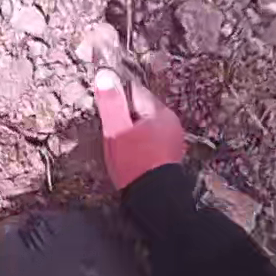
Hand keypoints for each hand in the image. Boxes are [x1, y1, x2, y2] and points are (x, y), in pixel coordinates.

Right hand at [93, 68, 185, 188]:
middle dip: (124, 115)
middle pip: (141, 109)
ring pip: (145, 125)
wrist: (155, 199)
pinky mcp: (169, 156)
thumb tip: (105, 76)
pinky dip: (138, 143)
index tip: (104, 104)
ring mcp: (172, 140)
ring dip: (131, 131)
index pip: (135, 91)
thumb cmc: (136, 164)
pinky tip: (129, 155)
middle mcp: (171, 123)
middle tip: (109, 128)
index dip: (116, 95)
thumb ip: (112, 103)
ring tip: (117, 144)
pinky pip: (150, 141)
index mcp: (159, 112)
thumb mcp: (117, 131)